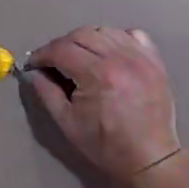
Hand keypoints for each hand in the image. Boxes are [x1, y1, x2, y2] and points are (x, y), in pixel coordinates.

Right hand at [26, 26, 181, 178]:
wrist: (149, 156)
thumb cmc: (105, 144)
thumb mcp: (68, 123)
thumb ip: (48, 93)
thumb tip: (34, 74)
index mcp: (97, 74)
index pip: (61, 50)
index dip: (43, 54)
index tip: (34, 64)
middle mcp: (120, 57)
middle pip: (82, 35)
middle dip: (61, 45)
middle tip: (53, 62)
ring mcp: (141, 56)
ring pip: (105, 31)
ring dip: (86, 39)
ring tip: (79, 57)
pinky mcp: (154, 60)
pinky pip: (132, 35)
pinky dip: (116, 38)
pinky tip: (109, 53)